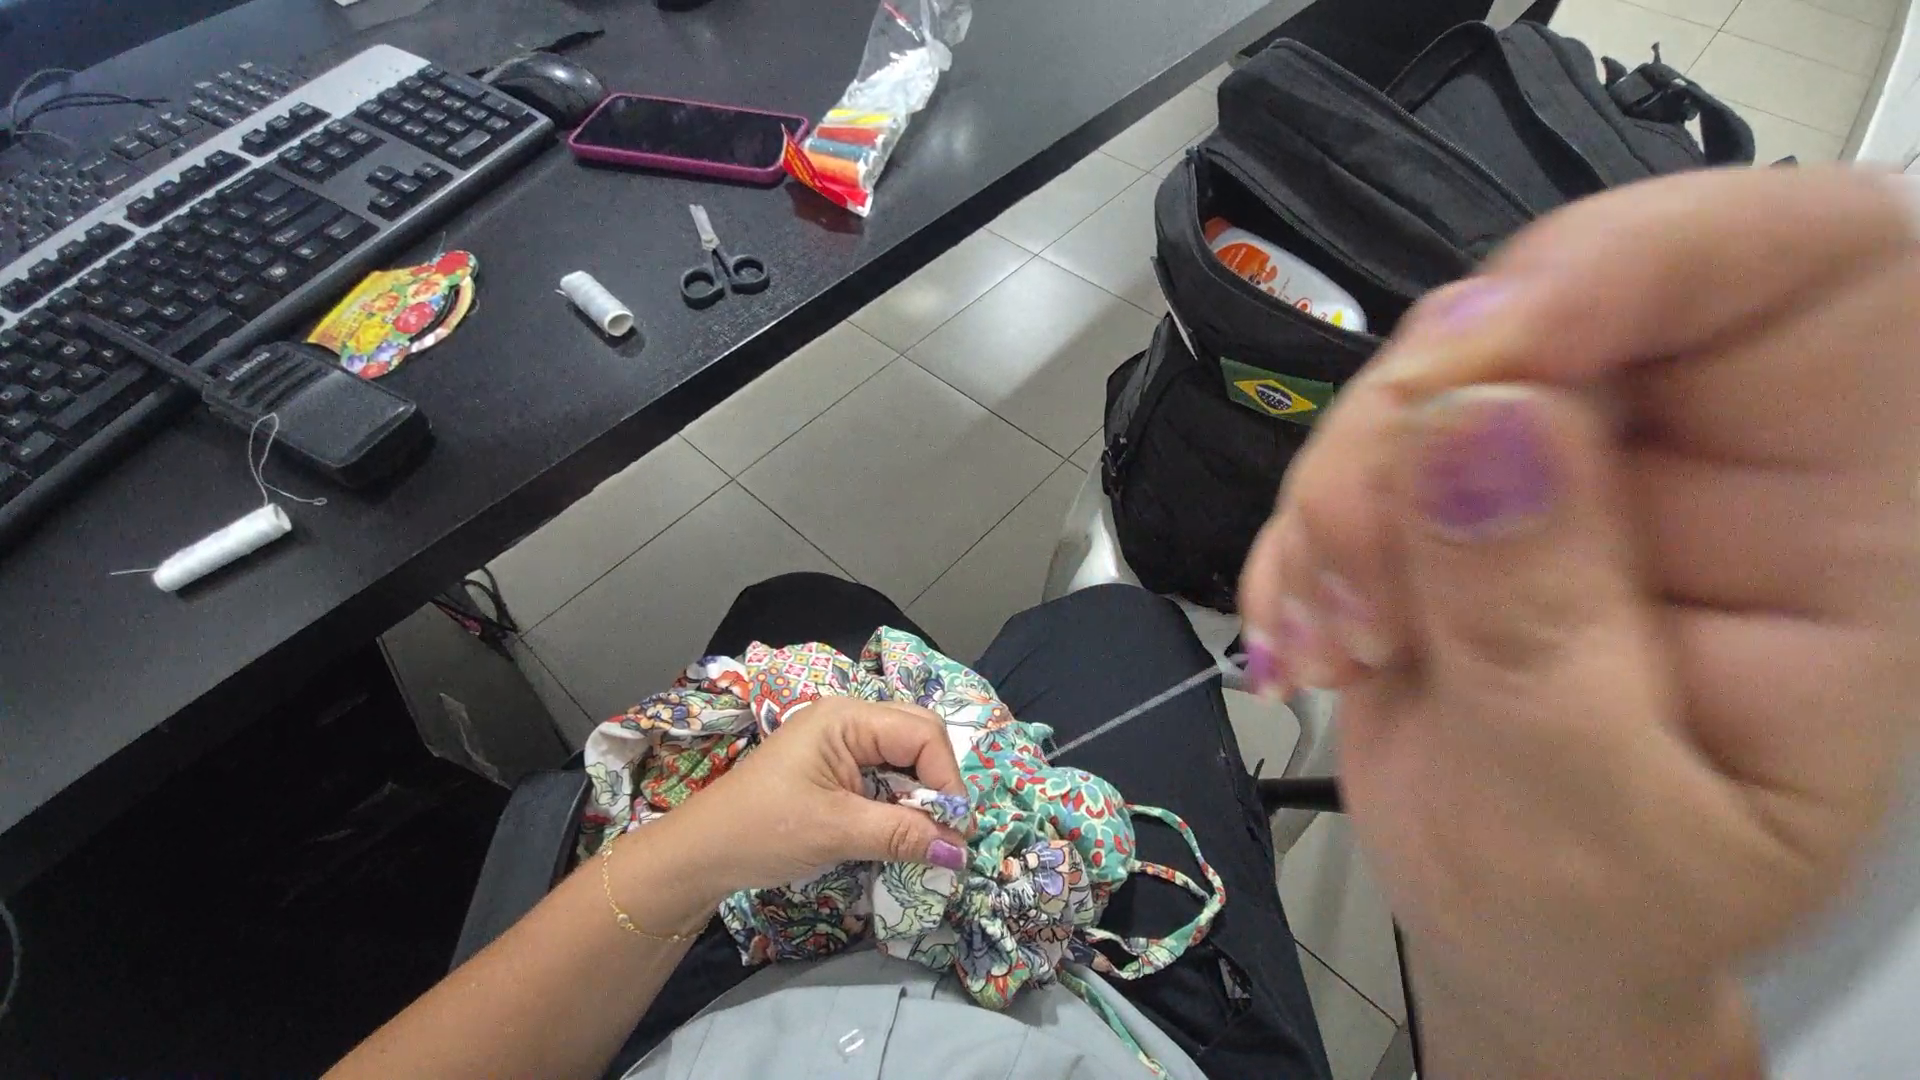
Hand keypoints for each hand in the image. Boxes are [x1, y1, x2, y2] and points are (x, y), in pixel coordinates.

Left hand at [657, 697, 971, 894]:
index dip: (947, 780)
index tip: (956, 833)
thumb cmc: (762, 831)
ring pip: (906, 758)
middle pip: (919, 738)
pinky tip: (905, 833)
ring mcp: (843, 743)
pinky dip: (902, 804)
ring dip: (923, 796)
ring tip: (930, 838)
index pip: (922, 734)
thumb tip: (961, 853)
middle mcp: (850, 720)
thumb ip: (903, 834)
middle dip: (939, 784)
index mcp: (848, 717)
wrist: (700, 855)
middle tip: (947, 833)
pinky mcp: (838, 769)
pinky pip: (886, 776)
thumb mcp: (836, 831)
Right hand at [1237, 168, 1919, 1052]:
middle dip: (1401, 436)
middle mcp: (1680, 465)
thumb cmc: (1586, 907)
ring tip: (1335, 644)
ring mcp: (1538, 479)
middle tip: (1354, 586)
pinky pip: (1330, 465)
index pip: (1801, 269)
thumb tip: (1473, 421)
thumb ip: (1539, 621)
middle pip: (1532, 318)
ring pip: (1403, 392)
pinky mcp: (1427, 506)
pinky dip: (1292, 549)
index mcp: (1826, 523)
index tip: (1464, 368)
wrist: (1501, 926)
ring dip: (1331, 510)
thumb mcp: (1584, 807)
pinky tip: (1303, 642)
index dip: (1630, 265)